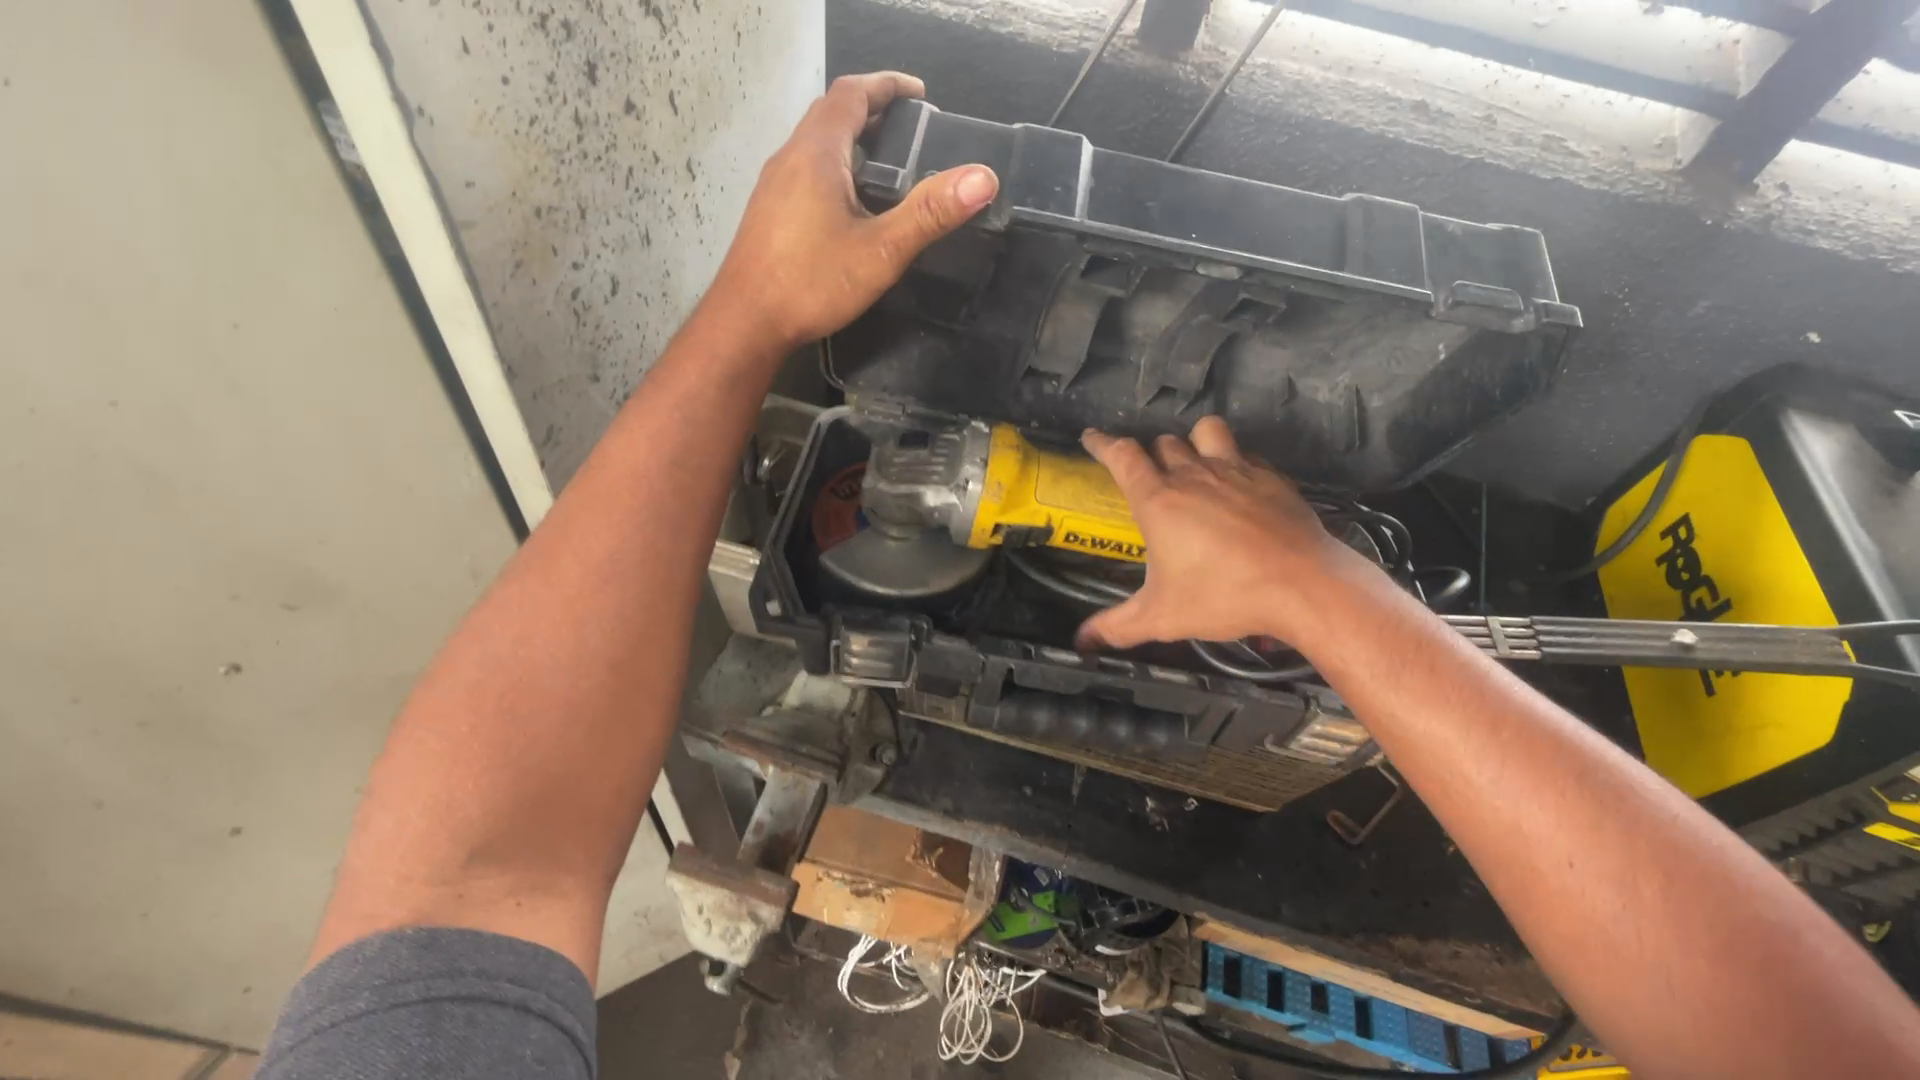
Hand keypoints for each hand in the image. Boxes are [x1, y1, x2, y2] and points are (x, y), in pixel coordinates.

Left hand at [707, 72, 998, 350]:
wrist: (746, 323)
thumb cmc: (812, 283)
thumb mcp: (881, 250)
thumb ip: (930, 213)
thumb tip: (984, 178)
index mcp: (818, 153)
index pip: (853, 93)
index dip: (888, 85)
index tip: (920, 95)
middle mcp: (791, 157)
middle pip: (832, 114)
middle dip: (872, 111)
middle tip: (912, 130)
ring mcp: (774, 186)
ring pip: (817, 144)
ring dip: (853, 142)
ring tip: (890, 165)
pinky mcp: (769, 213)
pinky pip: (806, 172)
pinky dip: (837, 168)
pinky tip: (854, 204)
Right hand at [1077, 417, 1381, 651]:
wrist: (1303, 585)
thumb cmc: (1224, 596)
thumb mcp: (1162, 618)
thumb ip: (1118, 626)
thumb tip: (1082, 640)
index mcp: (1159, 501)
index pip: (1122, 456)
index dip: (1102, 444)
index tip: (1091, 438)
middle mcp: (1194, 476)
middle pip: (1163, 443)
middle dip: (1150, 453)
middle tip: (1148, 475)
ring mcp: (1236, 471)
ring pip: (1206, 431)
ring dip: (1193, 441)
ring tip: (1194, 462)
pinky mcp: (1271, 478)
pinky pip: (1246, 453)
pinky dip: (1235, 460)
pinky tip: (1238, 482)